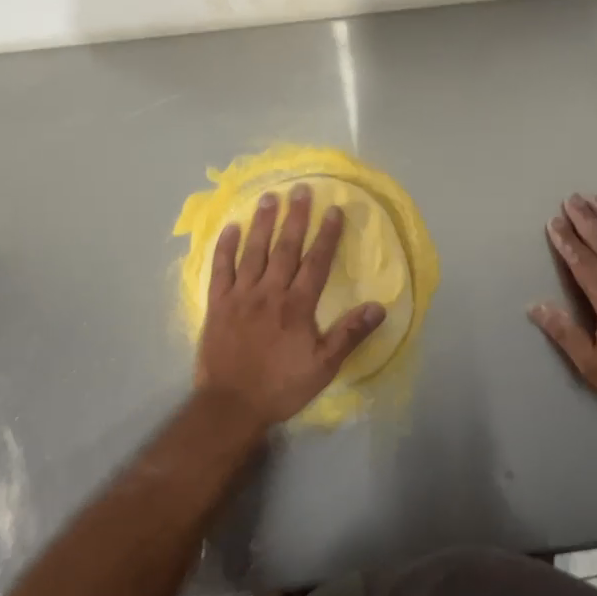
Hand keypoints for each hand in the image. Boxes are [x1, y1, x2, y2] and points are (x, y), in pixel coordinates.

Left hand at [194, 183, 386, 426]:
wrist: (230, 406)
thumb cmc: (281, 386)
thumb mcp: (324, 367)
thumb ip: (349, 334)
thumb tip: (378, 307)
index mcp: (297, 306)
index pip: (317, 262)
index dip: (327, 235)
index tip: (335, 210)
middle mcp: (270, 293)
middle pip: (285, 248)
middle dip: (296, 217)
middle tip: (301, 189)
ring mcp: (241, 296)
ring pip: (253, 251)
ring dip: (263, 223)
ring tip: (270, 197)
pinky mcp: (217, 304)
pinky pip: (220, 269)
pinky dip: (225, 247)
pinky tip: (231, 227)